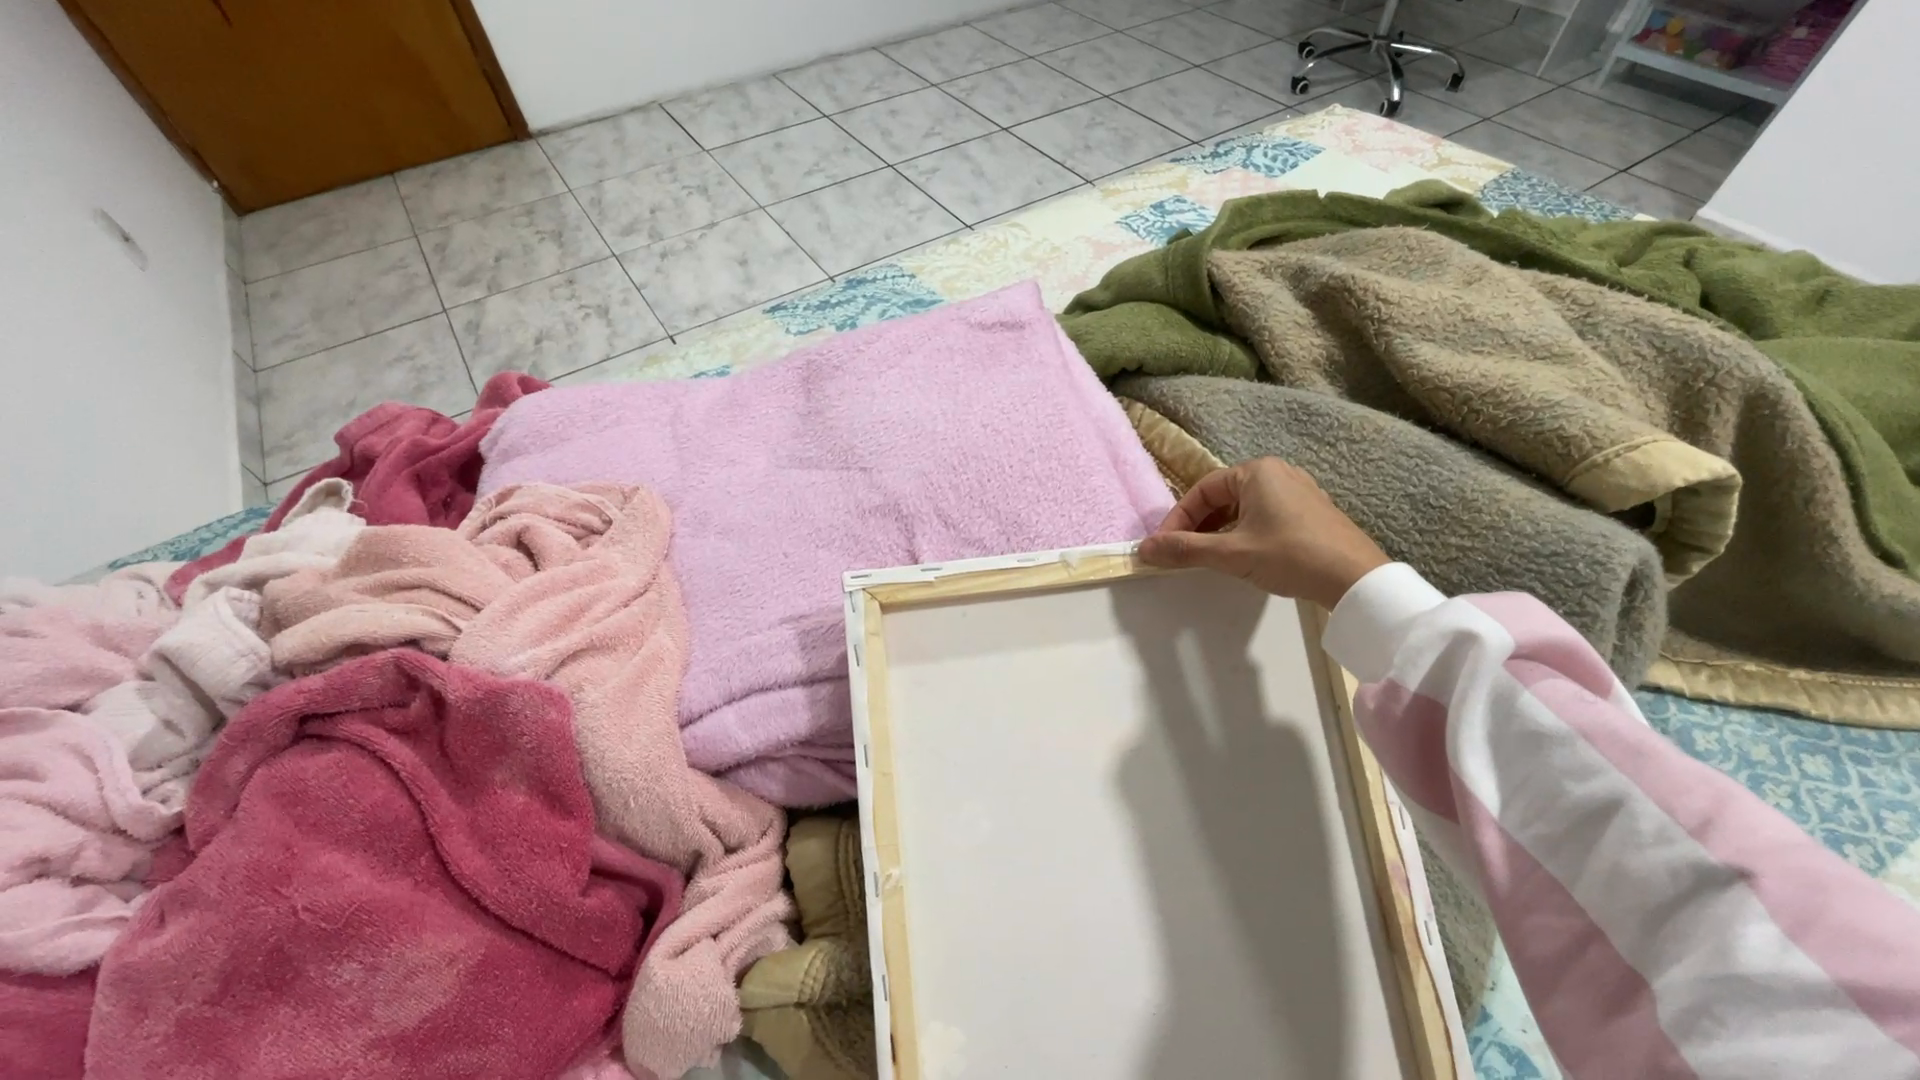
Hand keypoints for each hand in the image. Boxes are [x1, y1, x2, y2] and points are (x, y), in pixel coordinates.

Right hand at [1138, 457, 1390, 609]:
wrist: (1356, 578)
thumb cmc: (1291, 556)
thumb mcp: (1231, 554)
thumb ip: (1185, 549)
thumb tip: (1144, 549)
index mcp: (1257, 471)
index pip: (1202, 490)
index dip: (1177, 518)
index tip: (1163, 545)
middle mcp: (1278, 472)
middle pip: (1222, 496)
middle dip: (1198, 525)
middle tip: (1182, 552)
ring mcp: (1298, 491)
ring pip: (1243, 507)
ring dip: (1220, 531)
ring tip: (1207, 557)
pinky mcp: (1311, 512)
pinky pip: (1265, 515)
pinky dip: (1244, 532)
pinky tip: (1242, 556)